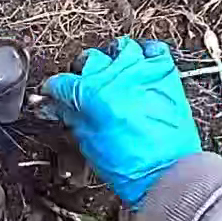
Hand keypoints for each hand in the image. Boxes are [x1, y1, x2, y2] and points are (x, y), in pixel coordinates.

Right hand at [43, 37, 201, 207]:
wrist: (168, 173)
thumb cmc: (133, 166)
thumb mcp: (90, 143)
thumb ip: (74, 118)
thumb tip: (64, 107)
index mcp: (92, 94)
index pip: (62, 82)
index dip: (54, 89)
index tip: (54, 93)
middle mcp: (116, 77)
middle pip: (90, 59)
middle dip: (82, 71)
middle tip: (84, 85)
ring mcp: (142, 72)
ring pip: (121, 47)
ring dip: (113, 57)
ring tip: (112, 71)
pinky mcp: (165, 75)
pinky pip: (154, 50)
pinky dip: (145, 54)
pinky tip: (139, 66)